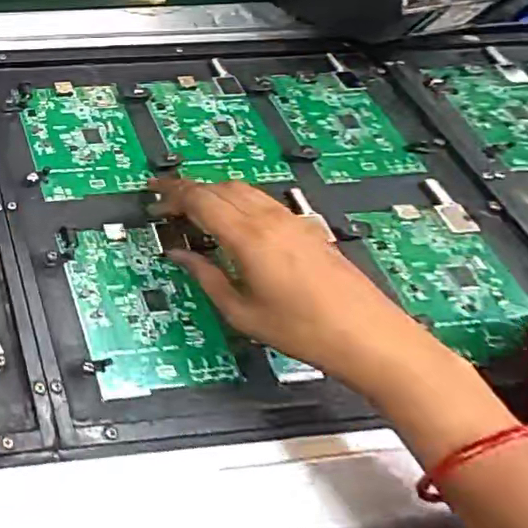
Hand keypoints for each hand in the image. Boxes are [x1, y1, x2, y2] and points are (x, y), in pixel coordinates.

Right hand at [150, 177, 460, 401]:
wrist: (374, 340)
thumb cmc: (305, 332)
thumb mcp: (242, 312)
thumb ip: (206, 276)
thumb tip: (180, 256)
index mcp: (247, 236)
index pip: (199, 198)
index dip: (171, 195)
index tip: (153, 199)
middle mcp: (268, 219)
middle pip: (218, 186)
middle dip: (187, 190)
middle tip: (166, 203)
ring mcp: (291, 221)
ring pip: (241, 188)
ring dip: (212, 192)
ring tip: (194, 209)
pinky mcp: (307, 229)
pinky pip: (261, 200)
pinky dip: (236, 200)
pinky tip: (233, 222)